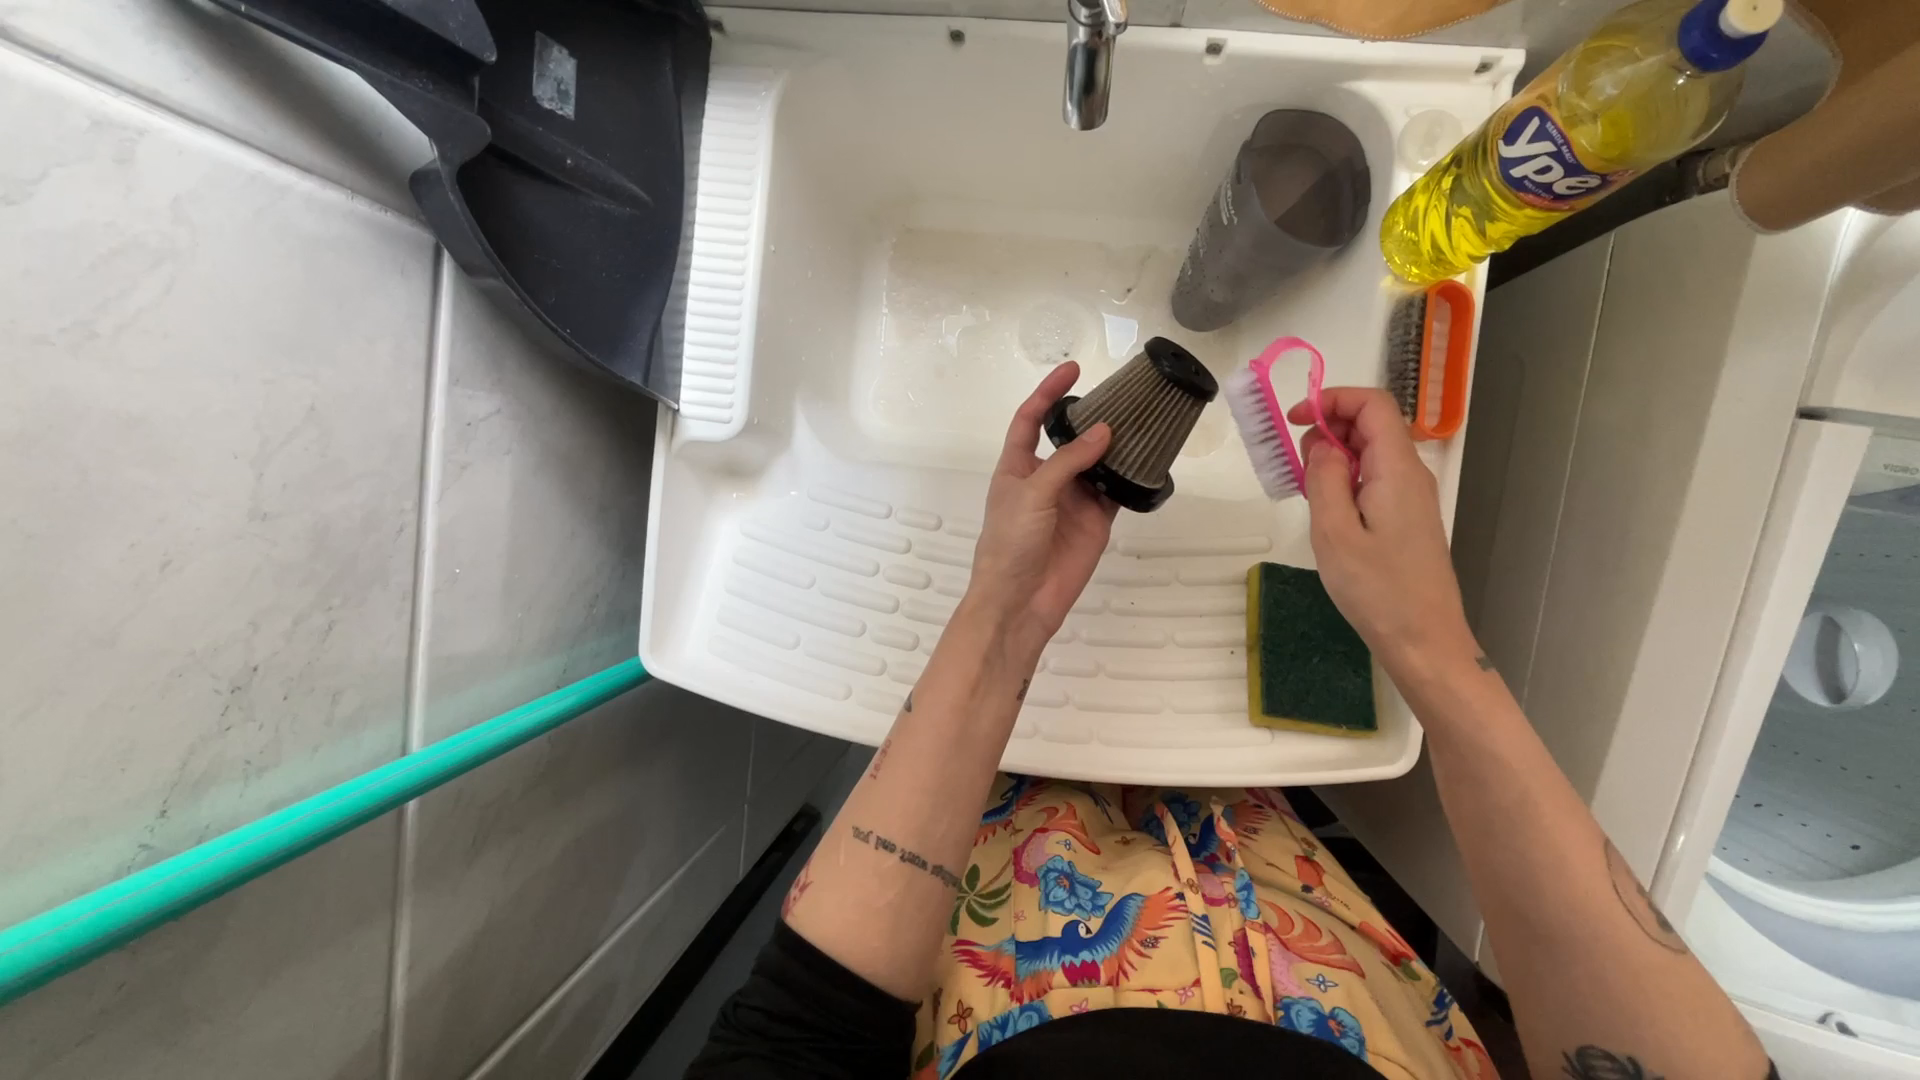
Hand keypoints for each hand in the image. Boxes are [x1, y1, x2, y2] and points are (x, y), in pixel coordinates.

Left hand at [963, 362, 1117, 660]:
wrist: (1021, 600)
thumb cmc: (1011, 542)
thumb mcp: (1032, 493)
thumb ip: (1068, 461)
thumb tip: (1105, 431)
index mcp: (1017, 466)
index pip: (1030, 420)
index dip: (1047, 393)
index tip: (1072, 369)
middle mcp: (1046, 478)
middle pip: (1070, 438)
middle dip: (1091, 417)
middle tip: (1122, 396)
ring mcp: (1073, 499)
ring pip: (1098, 463)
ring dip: (1115, 444)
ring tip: (1141, 418)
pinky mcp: (1096, 521)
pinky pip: (1115, 491)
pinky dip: (1130, 475)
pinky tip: (1147, 457)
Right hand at [1286, 387, 1477, 683]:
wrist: (1422, 639)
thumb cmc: (1376, 589)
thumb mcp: (1334, 532)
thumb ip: (1324, 479)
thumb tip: (1320, 444)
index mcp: (1396, 470)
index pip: (1372, 405)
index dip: (1331, 400)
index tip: (1294, 421)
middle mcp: (1409, 474)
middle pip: (1371, 425)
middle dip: (1327, 430)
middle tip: (1295, 466)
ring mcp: (1410, 496)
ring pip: (1369, 453)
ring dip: (1332, 458)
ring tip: (1305, 491)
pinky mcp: (1406, 517)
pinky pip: (1372, 479)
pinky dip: (1343, 480)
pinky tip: (1325, 511)